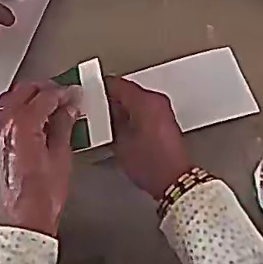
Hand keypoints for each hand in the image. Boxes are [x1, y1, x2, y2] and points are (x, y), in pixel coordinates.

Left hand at [0, 81, 74, 234]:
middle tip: (64, 94)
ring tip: (50, 103)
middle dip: (45, 89)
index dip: (64, 93)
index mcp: (22, 125)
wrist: (23, 220)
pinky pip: (5, 116)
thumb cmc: (41, 196)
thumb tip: (69, 109)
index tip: (74, 94)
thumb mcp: (61, 155)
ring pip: (11, 101)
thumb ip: (64, 125)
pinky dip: (20, 110)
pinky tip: (35, 119)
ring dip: (30, 97)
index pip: (45, 96)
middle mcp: (4, 126)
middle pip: (24, 92)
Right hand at [104, 76, 191, 198]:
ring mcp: (163, 109)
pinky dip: (132, 113)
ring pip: (136, 100)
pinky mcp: (165, 120)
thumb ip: (109, 120)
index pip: (117, 83)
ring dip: (122, 107)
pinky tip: (122, 127)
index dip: (100, 87)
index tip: (89, 92)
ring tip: (106, 121)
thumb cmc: (151, 164)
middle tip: (94, 108)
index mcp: (145, 101)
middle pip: (128, 90)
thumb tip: (104, 111)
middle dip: (110, 99)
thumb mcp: (119, 142)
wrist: (173, 179)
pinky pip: (144, 109)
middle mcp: (156, 101)